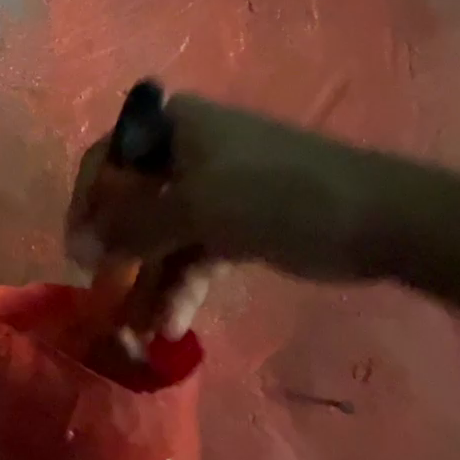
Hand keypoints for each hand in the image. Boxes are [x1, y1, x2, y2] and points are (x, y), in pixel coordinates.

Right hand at [65, 92, 382, 338]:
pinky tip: (171, 325)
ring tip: (140, 331)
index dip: (87, 205)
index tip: (78, 253)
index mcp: (171, 127)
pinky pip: (192, 252)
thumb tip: (80, 248)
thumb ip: (132, 227)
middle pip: (131, 202)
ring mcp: (211, 188)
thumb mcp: (194, 208)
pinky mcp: (235, 222)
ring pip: (162, 235)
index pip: (107, 160)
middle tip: (105, 296)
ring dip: (149, 280)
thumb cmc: (275, 194)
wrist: (381, 218)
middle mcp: (184, 151)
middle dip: (119, 254)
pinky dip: (180, 285)